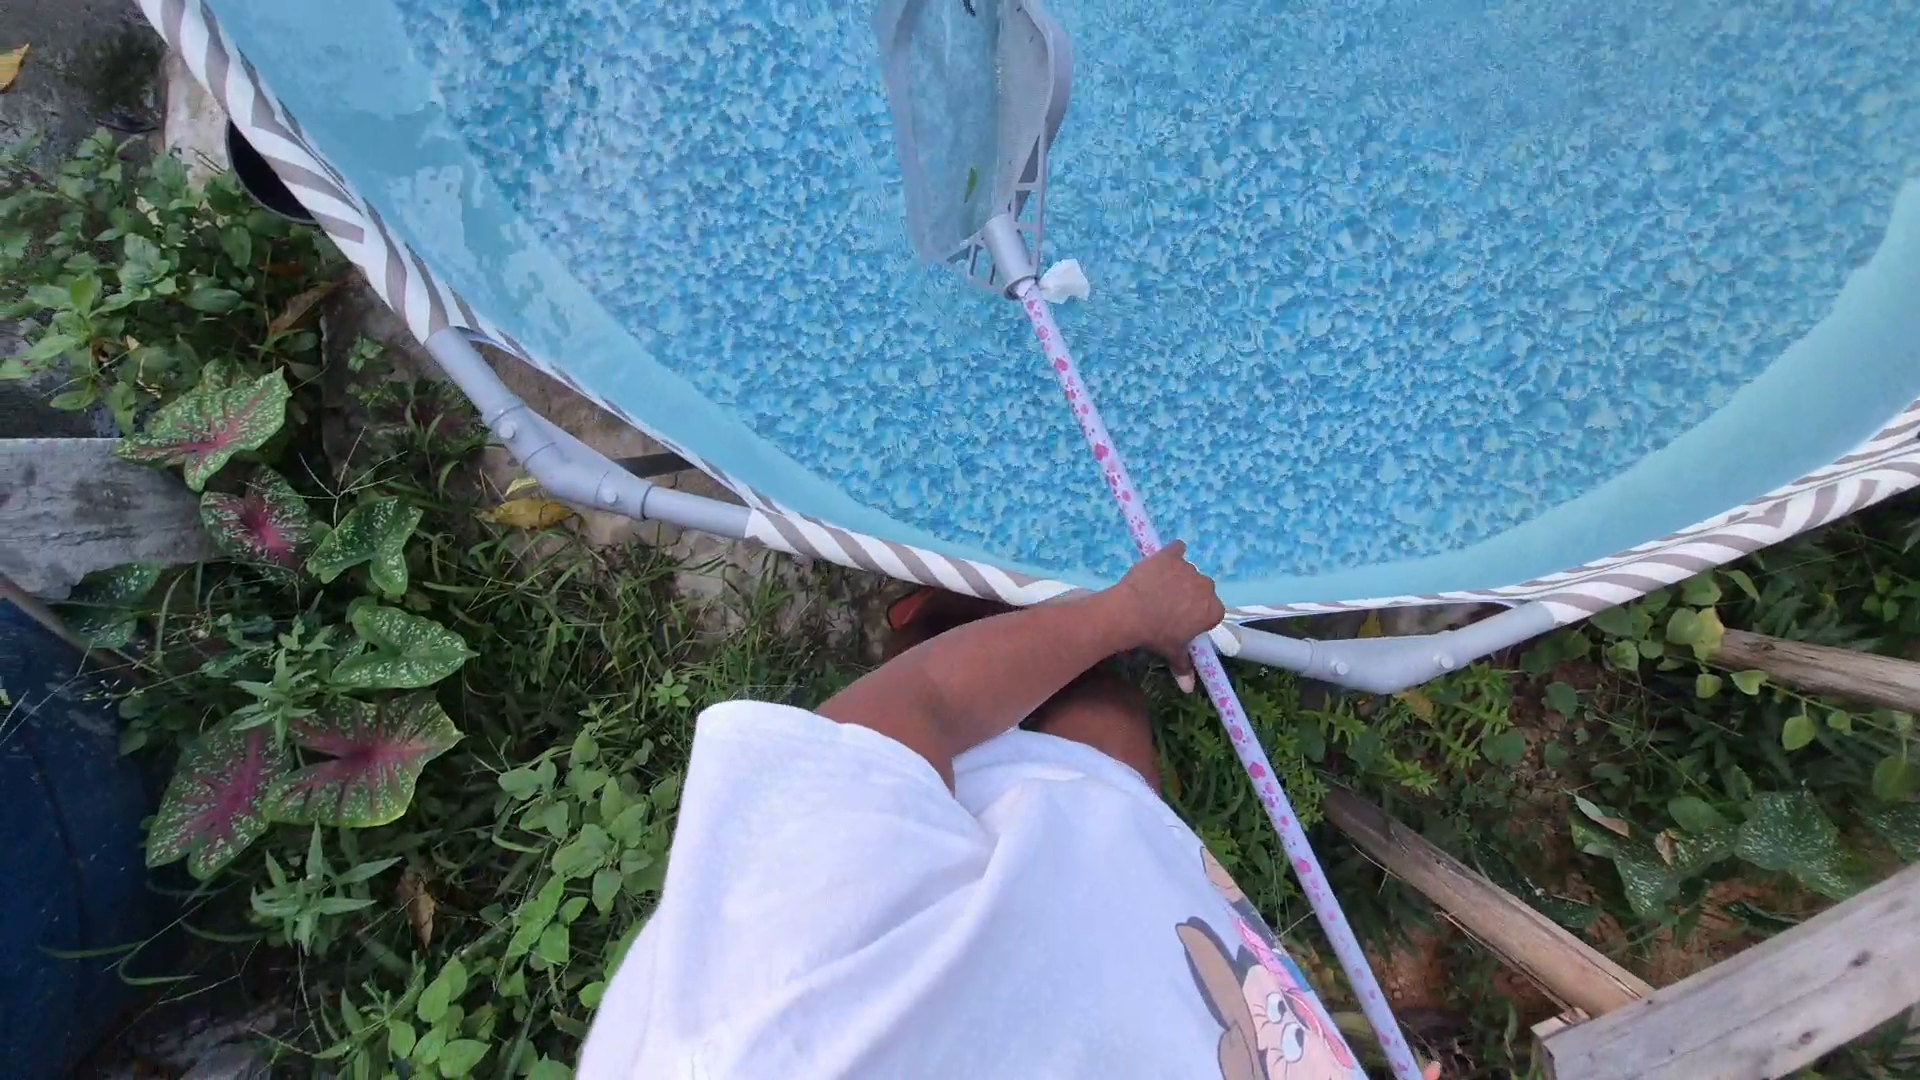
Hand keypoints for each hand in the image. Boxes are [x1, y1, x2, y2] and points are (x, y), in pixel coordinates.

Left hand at [1107, 541, 1224, 690]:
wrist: (1130, 612)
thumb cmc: (1154, 635)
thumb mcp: (1171, 652)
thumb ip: (1184, 667)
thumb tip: (1189, 689)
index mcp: (1213, 610)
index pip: (1211, 611)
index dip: (1196, 616)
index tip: (1181, 621)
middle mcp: (1207, 587)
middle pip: (1201, 590)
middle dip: (1187, 597)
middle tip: (1166, 607)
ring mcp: (1189, 568)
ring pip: (1186, 572)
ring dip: (1176, 578)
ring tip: (1155, 589)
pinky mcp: (1170, 555)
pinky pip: (1176, 549)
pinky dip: (1172, 552)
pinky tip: (1163, 559)